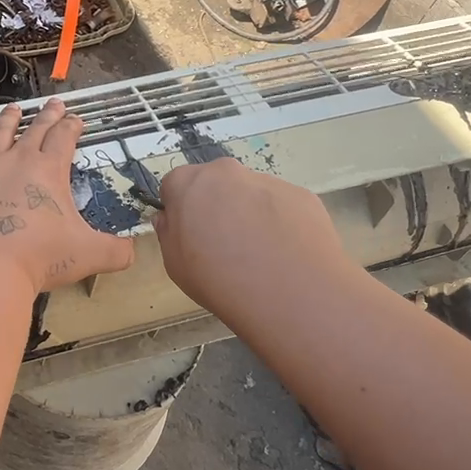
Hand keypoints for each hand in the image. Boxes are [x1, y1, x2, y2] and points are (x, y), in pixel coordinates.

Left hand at [0, 100, 135, 292]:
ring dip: (8, 119)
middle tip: (54, 105)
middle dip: (48, 116)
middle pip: (35, 129)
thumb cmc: (40, 257)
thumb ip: (116, 251)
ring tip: (14, 109)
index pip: (64, 138)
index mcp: (50, 170)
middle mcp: (18, 159)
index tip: (76, 120)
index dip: (72, 126)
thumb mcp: (89, 255)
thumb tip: (134, 251)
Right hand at [153, 158, 352, 316]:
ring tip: (262, 256)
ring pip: (251, 194)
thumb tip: (171, 219)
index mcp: (188, 182)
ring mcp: (268, 181)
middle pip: (215, 184)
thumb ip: (167, 234)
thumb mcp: (175, 265)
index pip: (175, 185)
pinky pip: (283, 207)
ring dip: (250, 215)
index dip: (181, 211)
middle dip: (217, 207)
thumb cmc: (221, 281)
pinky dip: (282, 224)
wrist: (293, 297)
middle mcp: (227, 172)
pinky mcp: (302, 196)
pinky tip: (287, 256)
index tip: (191, 236)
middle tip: (225, 246)